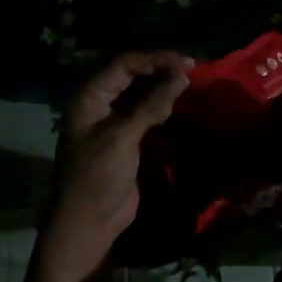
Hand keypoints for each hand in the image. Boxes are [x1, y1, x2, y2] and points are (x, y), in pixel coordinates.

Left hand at [27, 51, 191, 281]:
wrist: (89, 222)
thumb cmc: (97, 175)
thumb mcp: (123, 137)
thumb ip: (151, 104)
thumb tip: (181, 76)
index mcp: (89, 96)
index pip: (124, 65)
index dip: (154, 60)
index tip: (183, 61)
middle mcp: (98, 103)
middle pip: (132, 77)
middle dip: (160, 71)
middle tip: (193, 68)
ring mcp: (111, 121)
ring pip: (140, 94)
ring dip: (162, 88)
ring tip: (190, 81)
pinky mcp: (125, 138)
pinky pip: (144, 113)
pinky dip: (160, 107)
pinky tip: (178, 102)